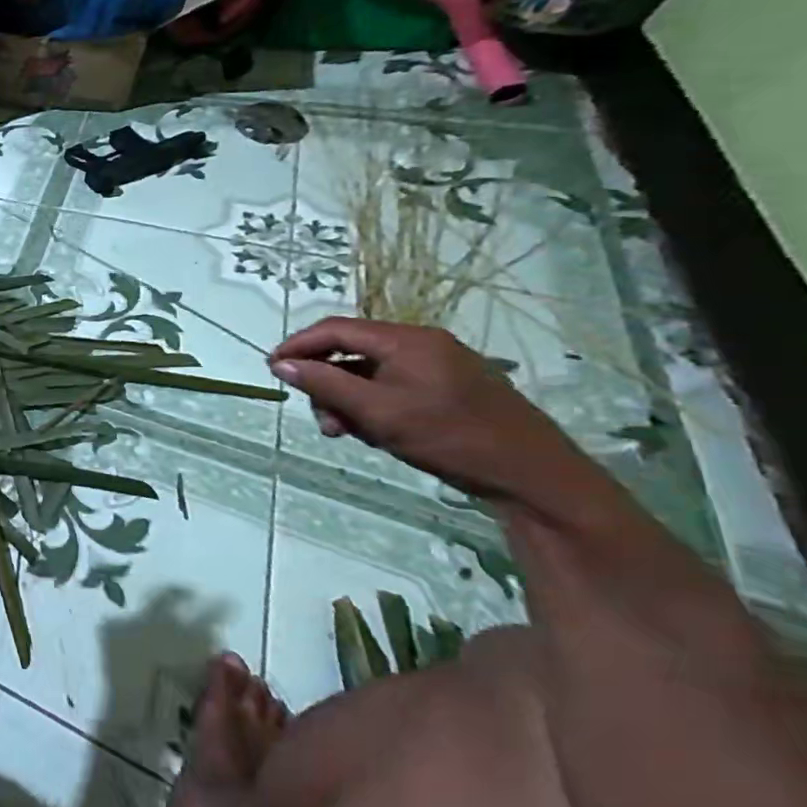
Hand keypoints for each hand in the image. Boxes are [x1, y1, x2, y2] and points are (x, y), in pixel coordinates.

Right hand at [271, 317, 590, 502]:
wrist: (534, 477)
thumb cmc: (450, 438)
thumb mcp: (377, 412)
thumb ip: (325, 384)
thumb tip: (281, 364)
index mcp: (407, 340)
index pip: (335, 329)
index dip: (298, 345)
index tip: (272, 368)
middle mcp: (422, 344)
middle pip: (351, 352)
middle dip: (326, 383)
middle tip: (322, 419)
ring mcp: (438, 367)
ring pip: (370, 373)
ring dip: (348, 400)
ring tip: (347, 433)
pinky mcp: (448, 389)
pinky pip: (393, 387)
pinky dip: (373, 406)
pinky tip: (375, 433)